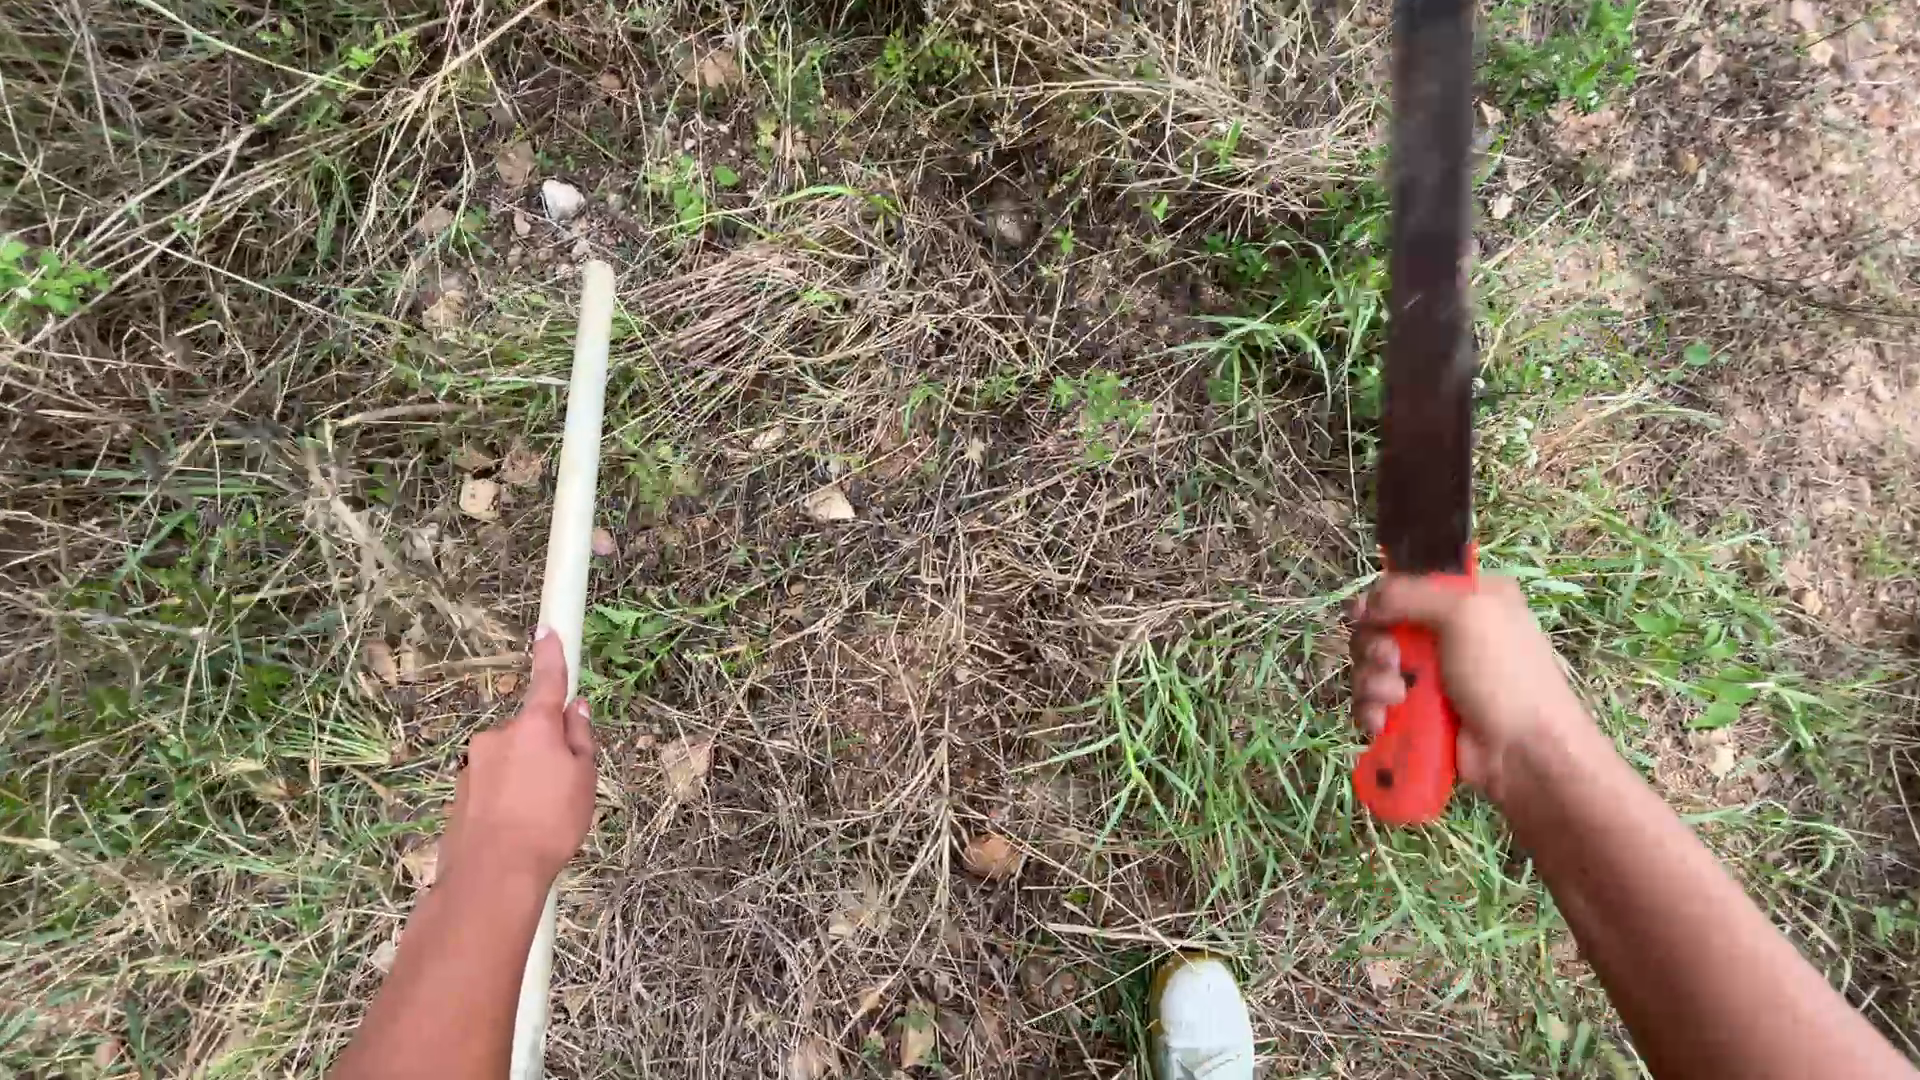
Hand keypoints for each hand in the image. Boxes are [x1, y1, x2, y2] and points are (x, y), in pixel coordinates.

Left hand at [440, 627, 596, 886]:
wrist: (492, 876)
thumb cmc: (550, 822)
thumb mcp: (584, 777)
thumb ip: (581, 739)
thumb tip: (575, 710)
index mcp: (534, 726)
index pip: (547, 680)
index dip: (550, 654)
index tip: (545, 629)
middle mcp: (498, 737)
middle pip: (531, 729)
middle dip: (548, 746)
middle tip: (566, 782)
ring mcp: (474, 765)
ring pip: (512, 759)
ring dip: (528, 776)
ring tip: (543, 814)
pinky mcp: (460, 794)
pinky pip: (495, 784)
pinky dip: (509, 796)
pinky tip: (520, 826)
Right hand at [1349, 573, 1593, 803]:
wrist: (1523, 754)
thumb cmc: (1504, 676)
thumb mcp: (1466, 613)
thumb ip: (1407, 594)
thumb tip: (1360, 607)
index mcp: (1466, 598)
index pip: (1402, 587)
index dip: (1379, 602)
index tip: (1369, 617)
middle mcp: (1446, 633)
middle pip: (1378, 627)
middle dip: (1374, 648)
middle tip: (1391, 663)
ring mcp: (1429, 674)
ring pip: (1370, 665)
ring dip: (1372, 682)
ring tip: (1395, 699)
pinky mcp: (1414, 709)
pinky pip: (1371, 699)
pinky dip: (1371, 709)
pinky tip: (1383, 721)